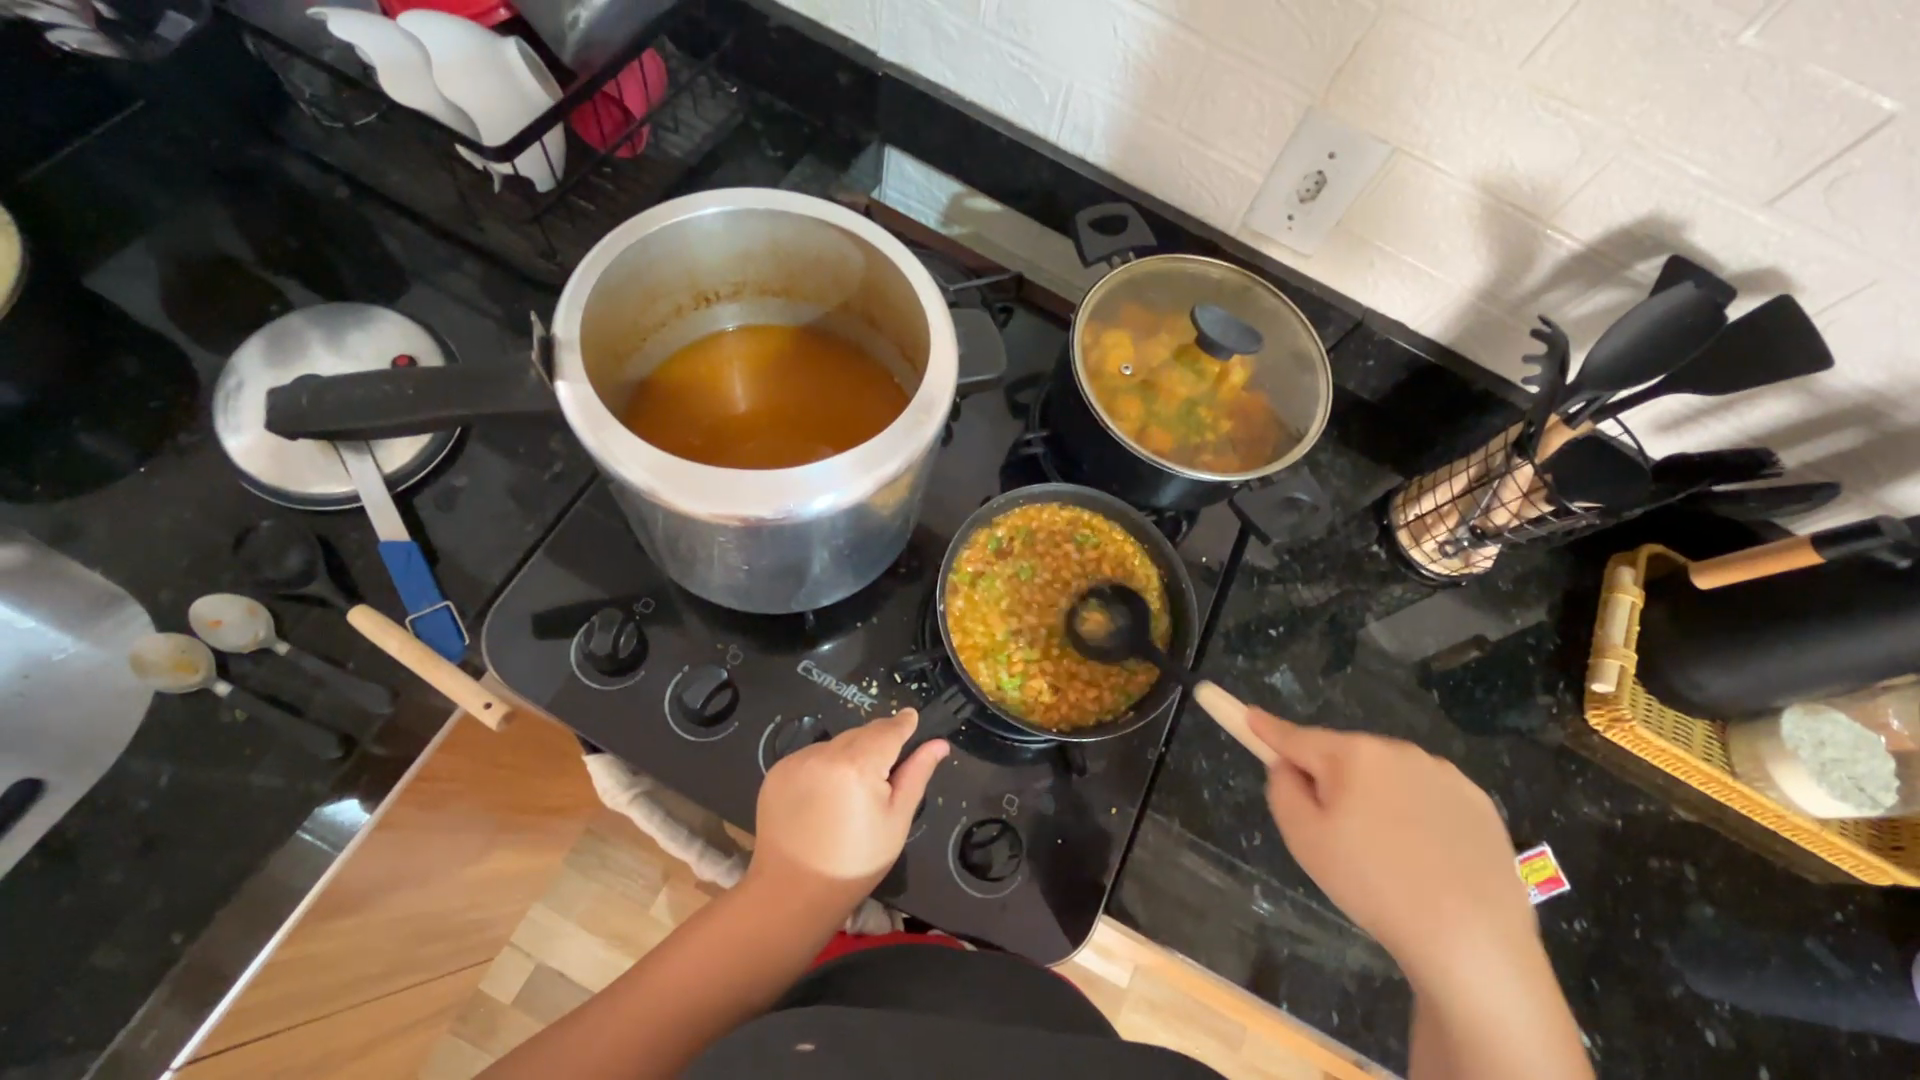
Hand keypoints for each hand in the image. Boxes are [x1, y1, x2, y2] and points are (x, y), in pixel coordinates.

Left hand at [746, 709, 947, 905]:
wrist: (793, 892)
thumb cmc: (856, 862)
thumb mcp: (896, 820)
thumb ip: (916, 774)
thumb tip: (939, 744)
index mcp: (859, 765)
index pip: (888, 730)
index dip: (903, 724)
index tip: (911, 719)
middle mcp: (825, 754)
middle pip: (861, 734)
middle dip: (876, 745)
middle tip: (885, 775)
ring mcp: (796, 761)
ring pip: (836, 744)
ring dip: (850, 755)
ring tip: (852, 794)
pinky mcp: (777, 772)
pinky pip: (811, 757)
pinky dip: (824, 766)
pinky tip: (825, 797)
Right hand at [1245, 709, 1535, 987]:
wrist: (1471, 936)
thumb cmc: (1372, 884)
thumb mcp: (1303, 840)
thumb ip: (1282, 789)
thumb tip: (1290, 766)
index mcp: (1353, 755)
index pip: (1296, 736)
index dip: (1267, 728)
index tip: (1248, 715)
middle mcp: (1399, 750)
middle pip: (1345, 757)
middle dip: (1331, 782)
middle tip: (1333, 836)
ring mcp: (1445, 774)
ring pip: (1387, 777)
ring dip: (1375, 799)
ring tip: (1386, 857)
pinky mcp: (1479, 803)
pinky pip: (1427, 797)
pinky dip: (1415, 816)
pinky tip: (1423, 858)